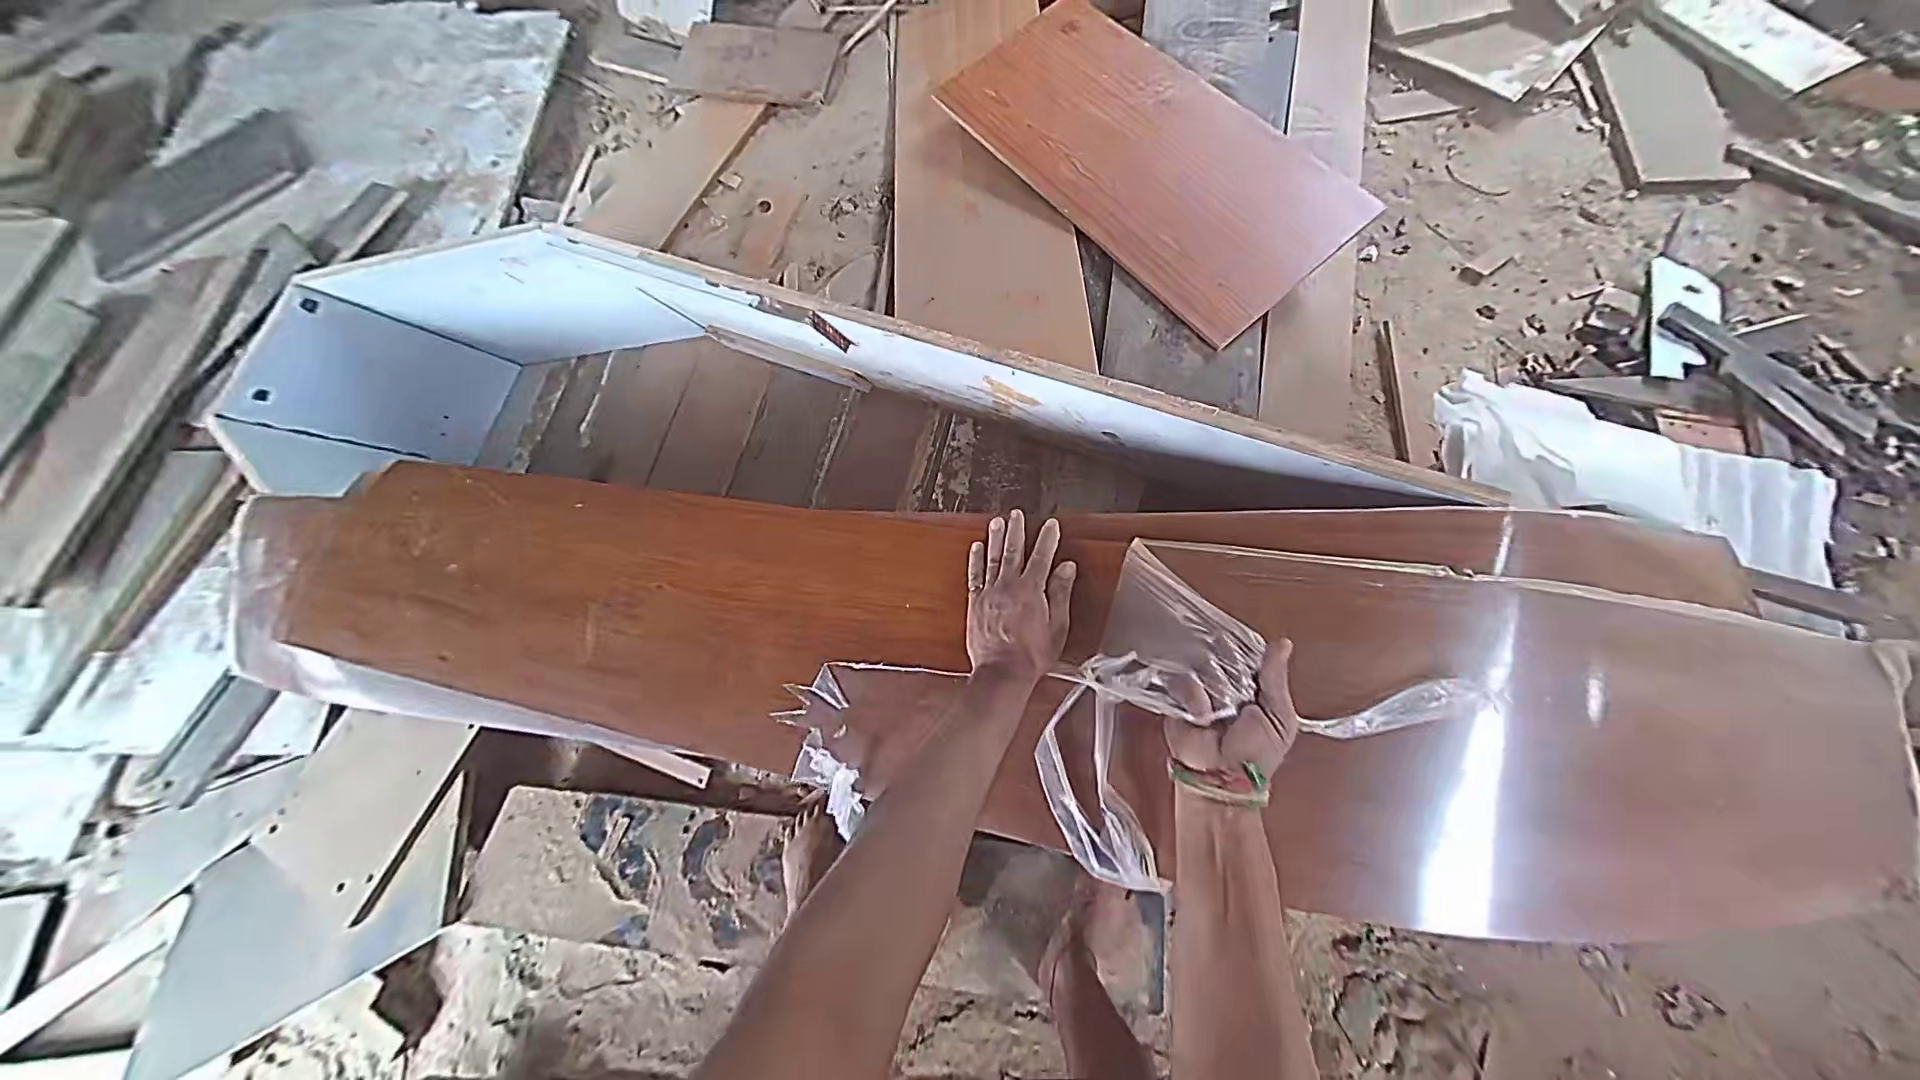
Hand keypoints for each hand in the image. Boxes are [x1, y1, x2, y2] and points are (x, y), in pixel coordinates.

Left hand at [966, 510, 1075, 684]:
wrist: (1002, 672)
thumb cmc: (1032, 655)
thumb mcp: (1057, 626)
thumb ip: (1060, 594)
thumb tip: (1066, 568)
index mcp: (1031, 590)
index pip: (1042, 557)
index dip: (1048, 539)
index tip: (1051, 525)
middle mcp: (1008, 586)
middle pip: (1014, 551)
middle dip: (1017, 531)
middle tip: (1017, 514)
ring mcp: (989, 593)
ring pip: (993, 558)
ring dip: (996, 538)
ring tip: (998, 521)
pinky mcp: (975, 602)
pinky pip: (975, 575)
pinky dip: (976, 559)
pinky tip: (977, 546)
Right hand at [1164, 639, 1298, 778]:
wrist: (1222, 780)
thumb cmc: (1256, 756)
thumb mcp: (1279, 718)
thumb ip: (1276, 680)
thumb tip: (1283, 644)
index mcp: (1248, 685)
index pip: (1242, 653)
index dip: (1240, 648)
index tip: (1239, 646)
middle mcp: (1221, 684)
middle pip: (1216, 654)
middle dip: (1223, 667)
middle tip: (1231, 688)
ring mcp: (1198, 690)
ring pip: (1197, 665)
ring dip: (1209, 686)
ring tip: (1217, 710)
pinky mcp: (1176, 699)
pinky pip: (1179, 682)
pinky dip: (1192, 696)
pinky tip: (1202, 714)